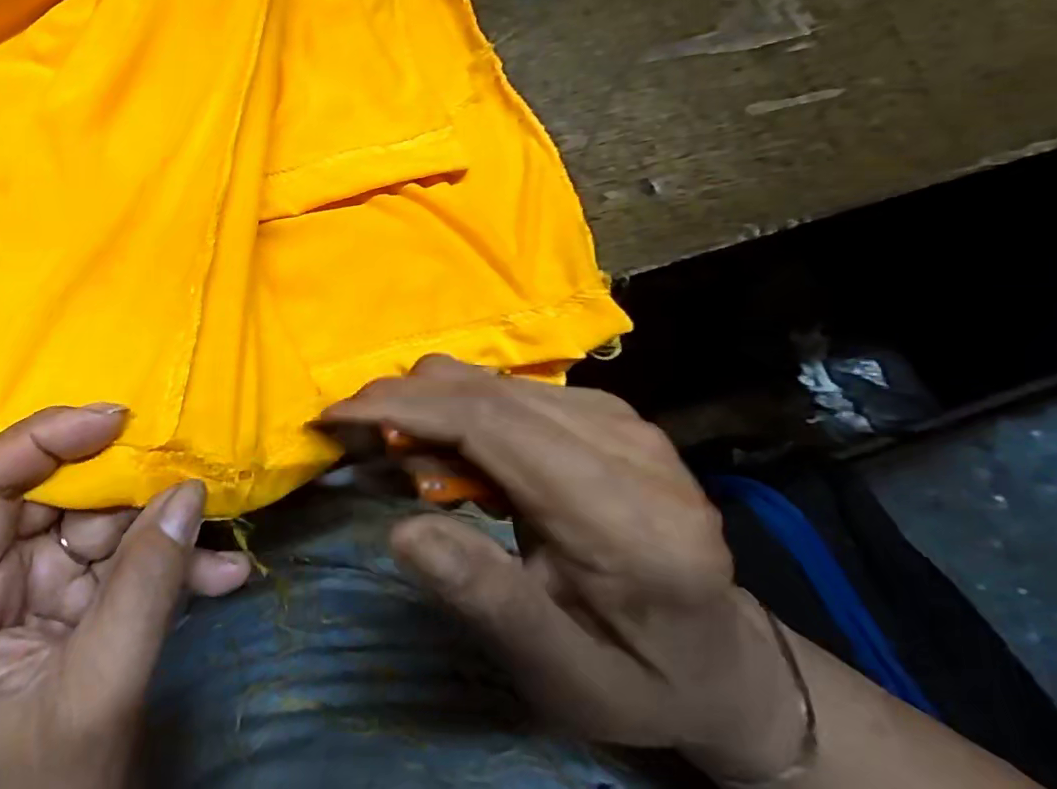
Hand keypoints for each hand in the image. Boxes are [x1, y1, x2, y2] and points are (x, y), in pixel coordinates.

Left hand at [0, 404, 252, 788]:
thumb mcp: (99, 689)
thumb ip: (144, 585)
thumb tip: (187, 493)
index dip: (42, 441)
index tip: (111, 419)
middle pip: (44, 500)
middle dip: (118, 489)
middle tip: (179, 474)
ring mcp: (24, 595)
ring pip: (91, 527)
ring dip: (156, 531)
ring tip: (212, 542)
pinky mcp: (66, 607)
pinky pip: (117, 564)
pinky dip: (166, 567)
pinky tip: (220, 576)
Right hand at [322, 356, 806, 782]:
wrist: (723, 656)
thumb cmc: (636, 677)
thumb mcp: (563, 676)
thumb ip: (490, 601)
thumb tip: (404, 532)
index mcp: (629, 521)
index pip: (495, 426)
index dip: (404, 409)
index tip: (333, 417)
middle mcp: (632, 448)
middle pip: (487, 390)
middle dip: (401, 405)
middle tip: (357, 452)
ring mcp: (623, 419)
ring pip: (490, 379)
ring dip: (428, 410)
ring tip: (412, 470)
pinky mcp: (608, 410)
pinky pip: (508, 387)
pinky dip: (459, 412)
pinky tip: (458, 461)